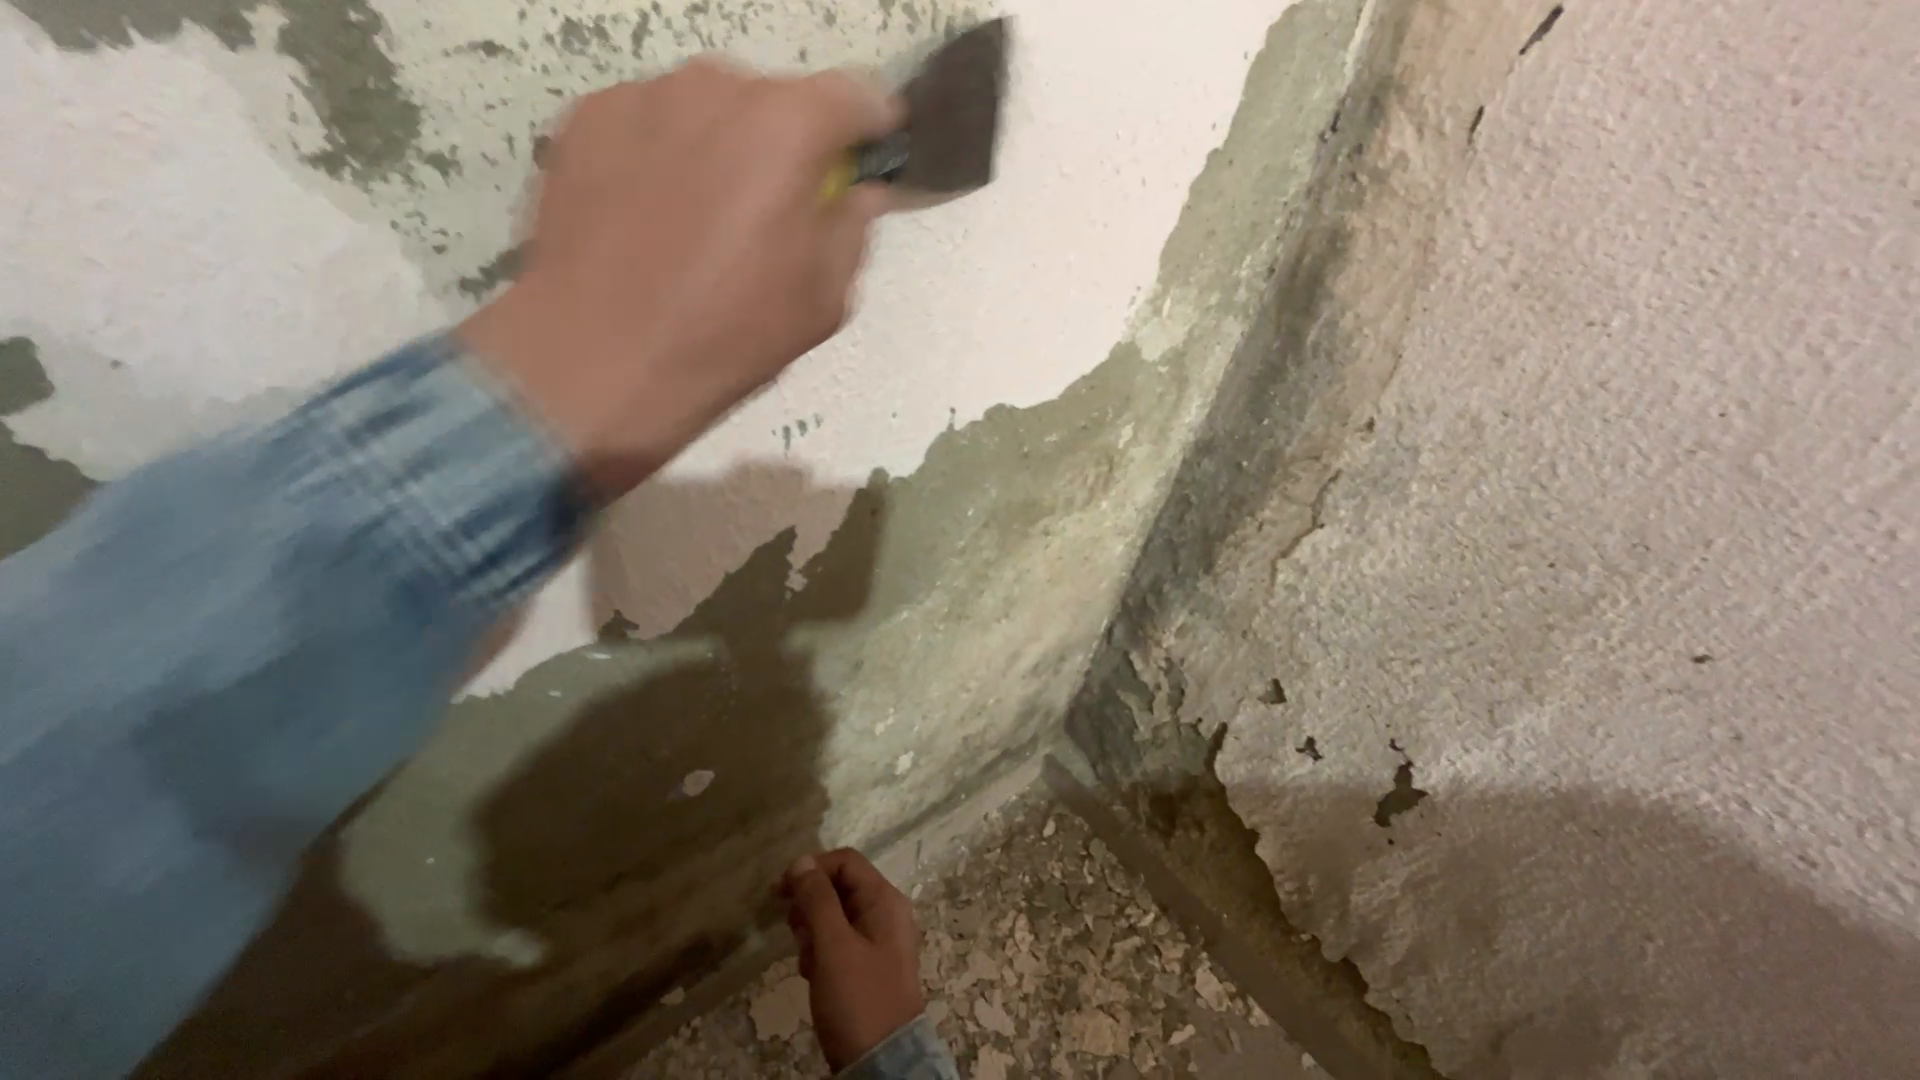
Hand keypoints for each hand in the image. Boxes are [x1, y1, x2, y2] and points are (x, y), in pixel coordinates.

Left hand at [458, 60, 901, 498]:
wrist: (599, 359)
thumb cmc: (727, 335)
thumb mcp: (824, 299)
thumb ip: (853, 227)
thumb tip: (856, 193)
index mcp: (788, 129)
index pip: (854, 94)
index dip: (868, 128)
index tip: (864, 161)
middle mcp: (716, 89)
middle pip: (776, 99)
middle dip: (787, 146)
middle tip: (772, 213)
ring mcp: (644, 98)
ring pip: (710, 109)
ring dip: (722, 149)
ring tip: (702, 222)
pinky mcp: (586, 119)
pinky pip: (651, 125)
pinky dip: (664, 157)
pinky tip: (651, 219)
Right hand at [784, 849, 925, 1071]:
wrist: (881, 1064)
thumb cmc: (858, 998)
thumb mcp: (833, 945)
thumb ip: (817, 899)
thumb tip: (801, 861)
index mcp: (885, 900)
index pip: (846, 862)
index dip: (812, 869)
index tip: (780, 892)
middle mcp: (885, 913)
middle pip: (839, 887)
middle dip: (811, 905)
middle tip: (794, 932)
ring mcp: (878, 940)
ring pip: (835, 916)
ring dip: (813, 932)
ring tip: (808, 960)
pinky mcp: (868, 966)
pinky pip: (838, 943)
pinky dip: (821, 953)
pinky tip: (813, 976)